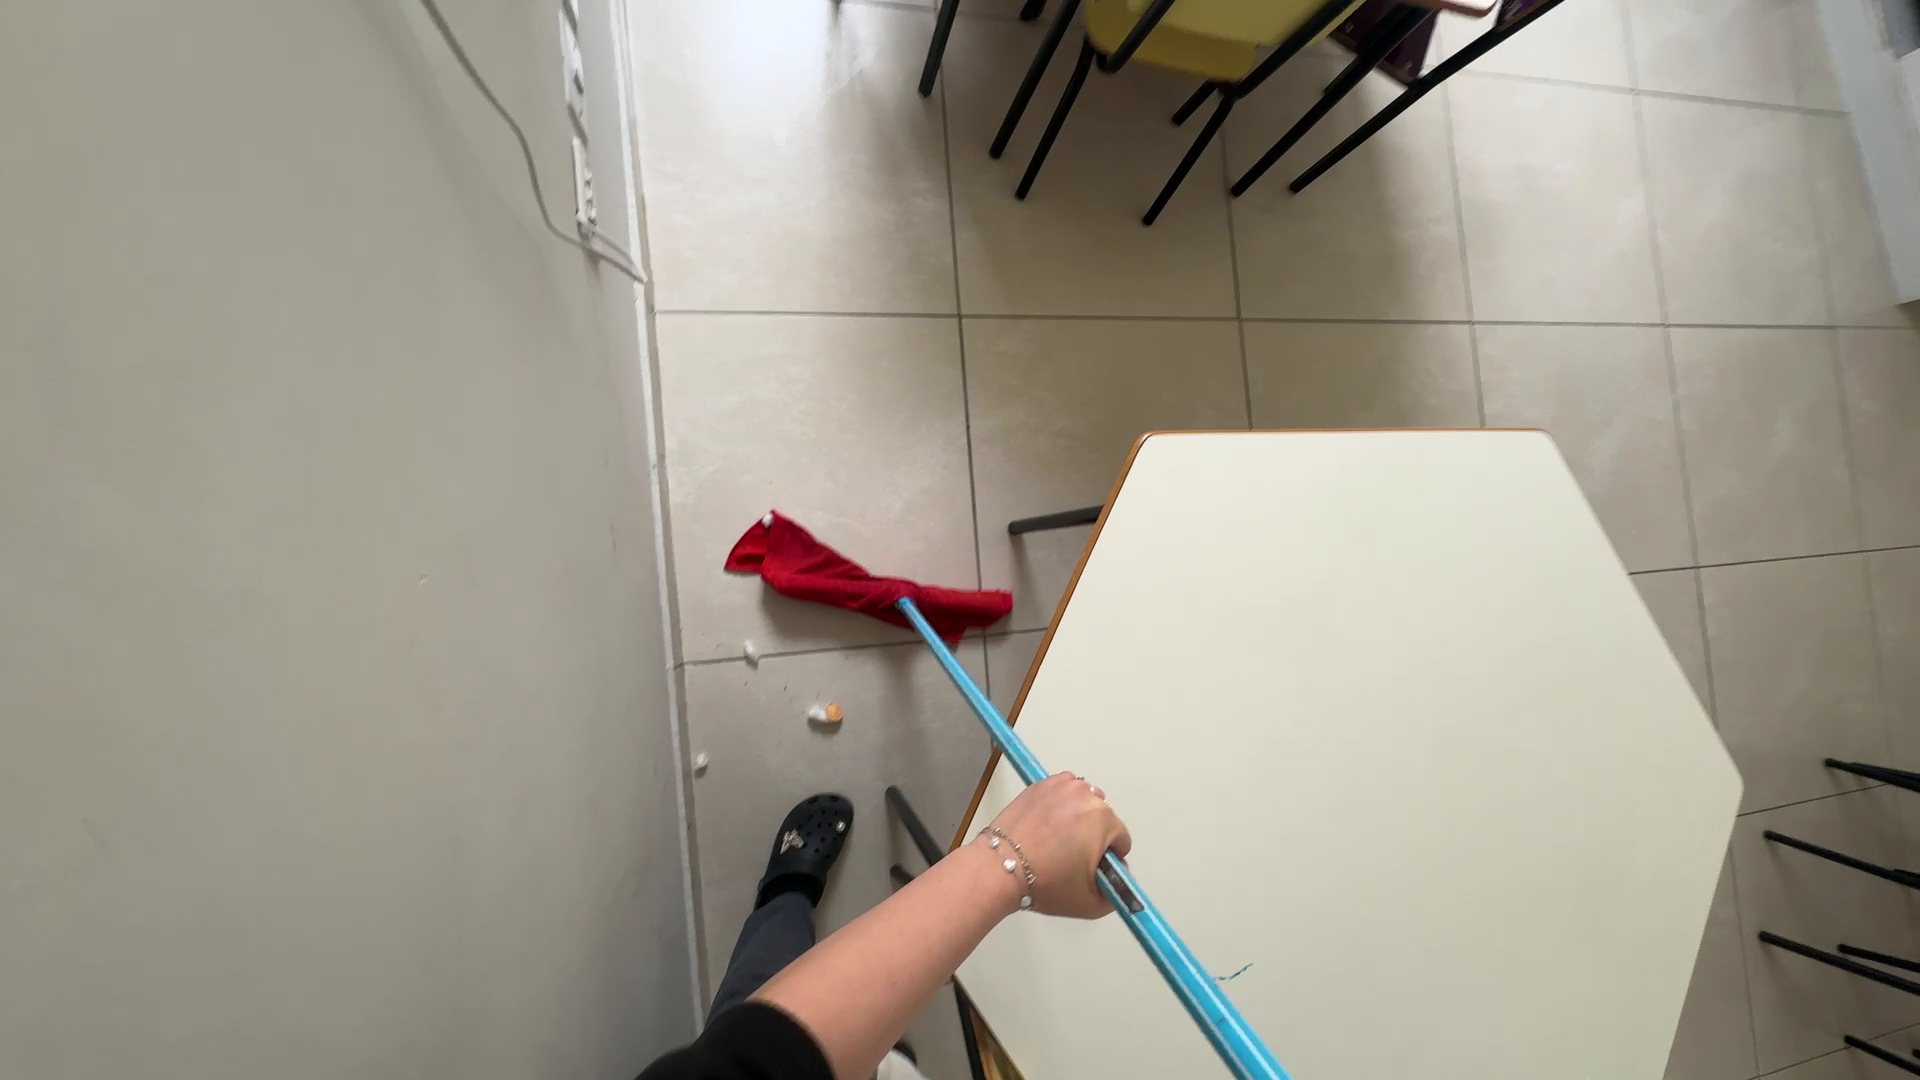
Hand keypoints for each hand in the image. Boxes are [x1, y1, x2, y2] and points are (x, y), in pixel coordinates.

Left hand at [982, 771, 1131, 918]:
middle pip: (1103, 816)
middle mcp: (1085, 794)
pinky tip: (1049, 822)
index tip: (1095, 868)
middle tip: (1075, 855)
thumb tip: (1116, 879)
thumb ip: (1115, 892)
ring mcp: (1060, 785)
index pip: (1121, 839)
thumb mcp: (1091, 903)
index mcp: (1103, 818)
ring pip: (1083, 800)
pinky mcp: (1040, 784)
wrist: (1001, 866)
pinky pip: (1062, 789)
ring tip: (1060, 839)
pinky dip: (1061, 802)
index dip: (1111, 858)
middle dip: (1095, 834)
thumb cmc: (1044, 880)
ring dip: (1079, 815)